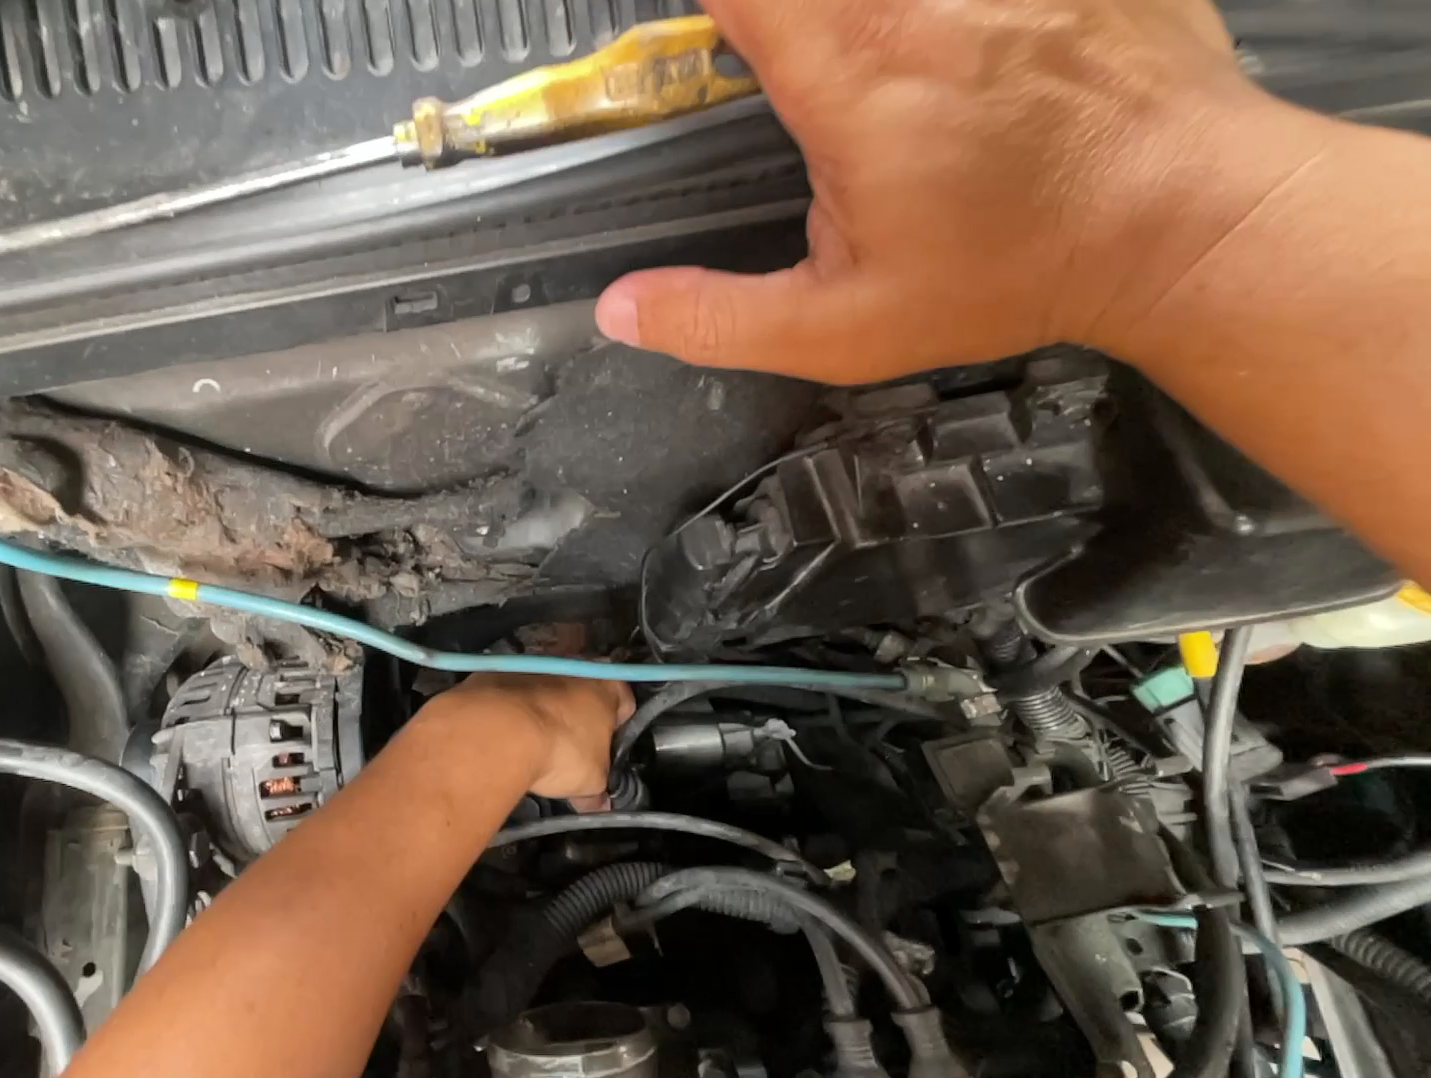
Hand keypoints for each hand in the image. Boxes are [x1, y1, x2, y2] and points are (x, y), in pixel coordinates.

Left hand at [419, 674, 632, 800]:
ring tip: (532, 742)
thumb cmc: (561, 751)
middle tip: (568, 747)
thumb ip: (597, 790)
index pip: (623, 702)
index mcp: (607, 685)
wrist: (500, 730)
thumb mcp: (590, 781)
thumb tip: (598, 805)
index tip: (606, 747)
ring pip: (546, 688)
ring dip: (542, 709)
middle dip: (577, 716)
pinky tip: (504, 734)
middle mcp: (575, 665)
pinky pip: (513, 691)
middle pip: (583, 691)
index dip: (617, 726)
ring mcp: (535, 664)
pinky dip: (511, 708)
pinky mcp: (500, 670)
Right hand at [594, 0, 1330, 380]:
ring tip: (829, 70)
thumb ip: (715, 318)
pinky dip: (900, 7)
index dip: (706, 3)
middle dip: (762, 9)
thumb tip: (616, 309)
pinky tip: (909, 36)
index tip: (697, 34)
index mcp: (852, 75)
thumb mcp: (835, 329)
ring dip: (828, 12)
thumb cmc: (1001, 275)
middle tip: (757, 53)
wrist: (1177, 222)